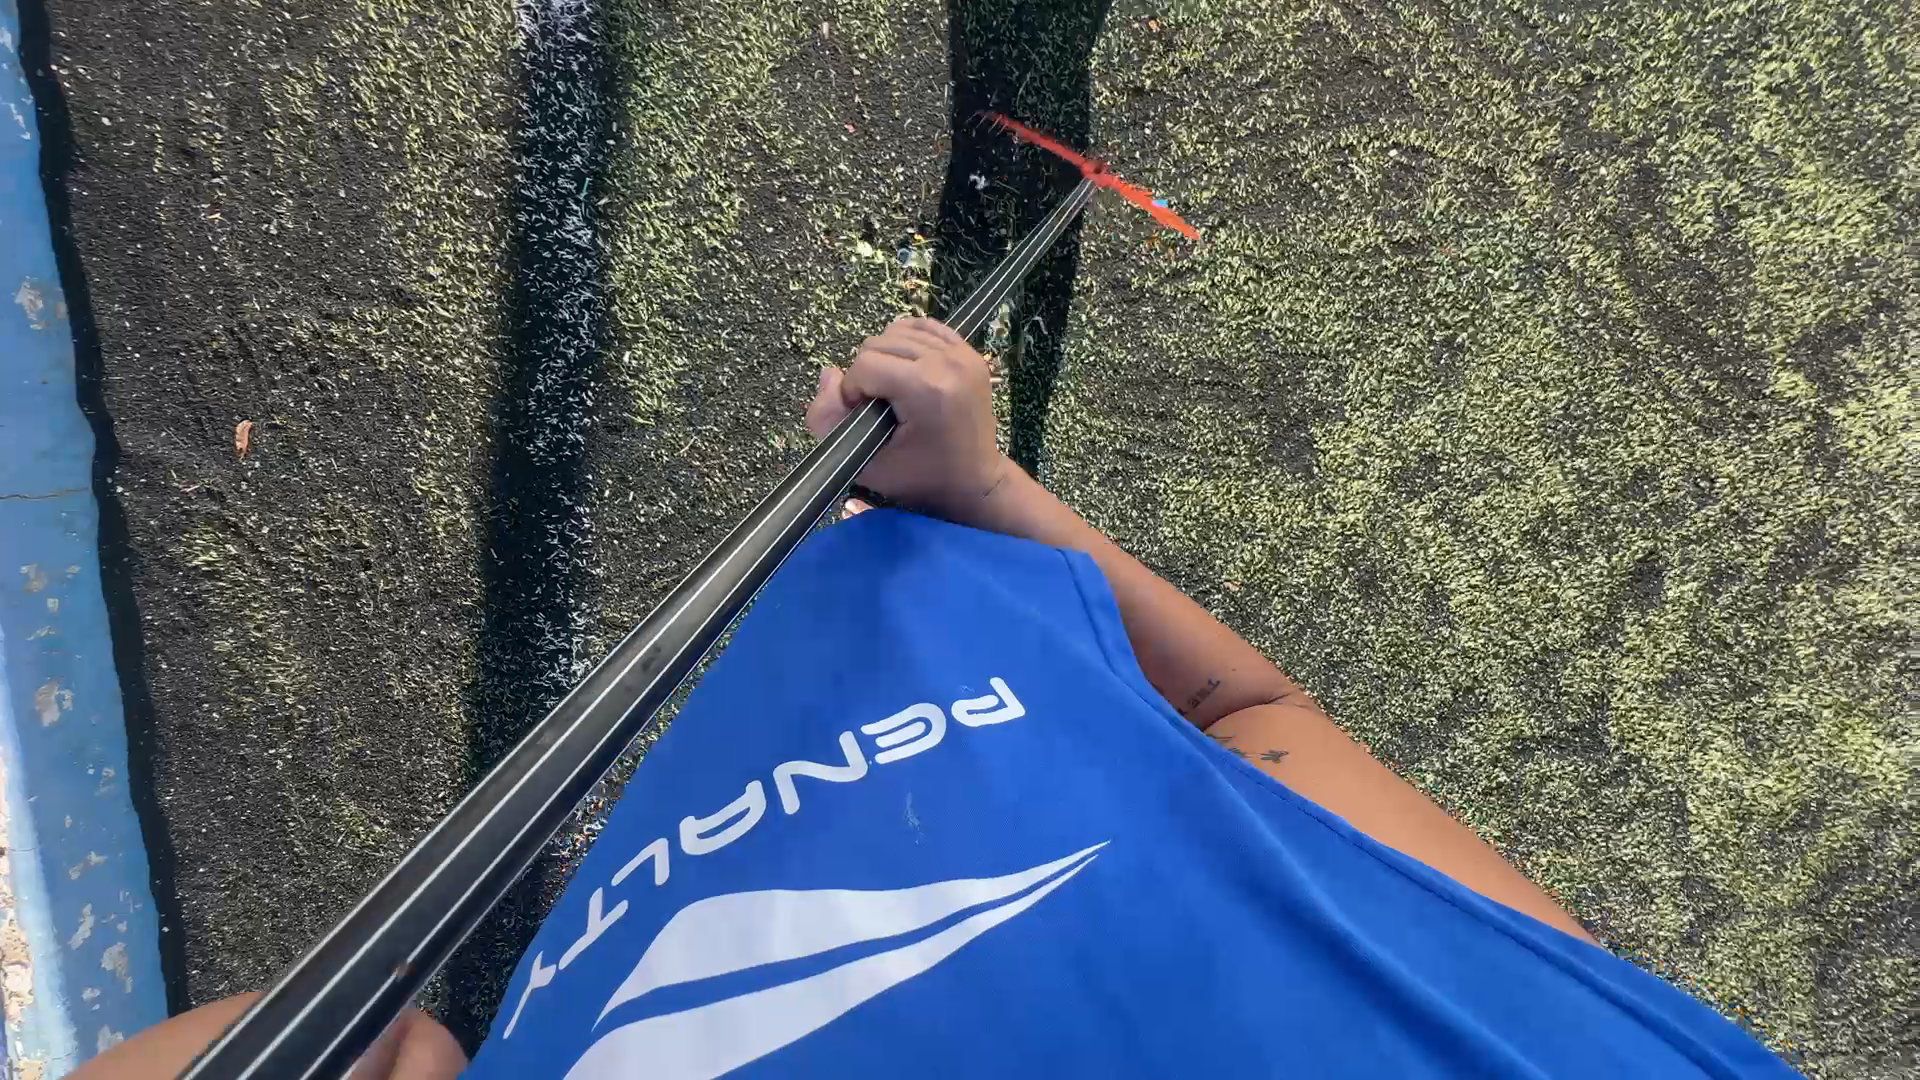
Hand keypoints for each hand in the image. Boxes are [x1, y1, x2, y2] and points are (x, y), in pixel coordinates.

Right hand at [805, 316, 1009, 523]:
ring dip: (886, 359)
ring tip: (894, 392)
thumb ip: (829, 421)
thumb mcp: (867, 463)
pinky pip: (924, 327)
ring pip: (898, 331)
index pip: (864, 366)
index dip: (853, 392)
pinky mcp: (969, 352)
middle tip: (879, 408)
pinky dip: (907, 343)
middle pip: (878, 343)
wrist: (974, 482)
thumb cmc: (922, 478)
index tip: (865, 419)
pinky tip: (907, 370)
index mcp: (926, 388)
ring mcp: (962, 354)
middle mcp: (947, 362)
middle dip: (868, 375)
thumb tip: (828, 373)